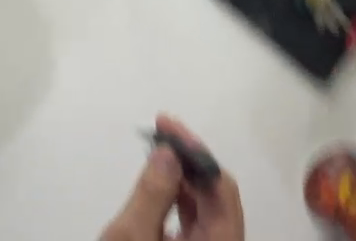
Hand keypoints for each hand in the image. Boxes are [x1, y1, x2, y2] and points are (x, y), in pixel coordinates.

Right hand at [101, 116, 243, 240]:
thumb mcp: (133, 236)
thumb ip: (152, 193)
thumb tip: (169, 153)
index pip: (223, 191)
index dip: (198, 153)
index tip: (168, 126)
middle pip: (218, 200)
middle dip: (190, 161)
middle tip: (161, 130)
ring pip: (206, 212)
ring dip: (183, 177)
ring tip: (158, 149)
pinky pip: (195, 225)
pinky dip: (178, 199)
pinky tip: (159, 183)